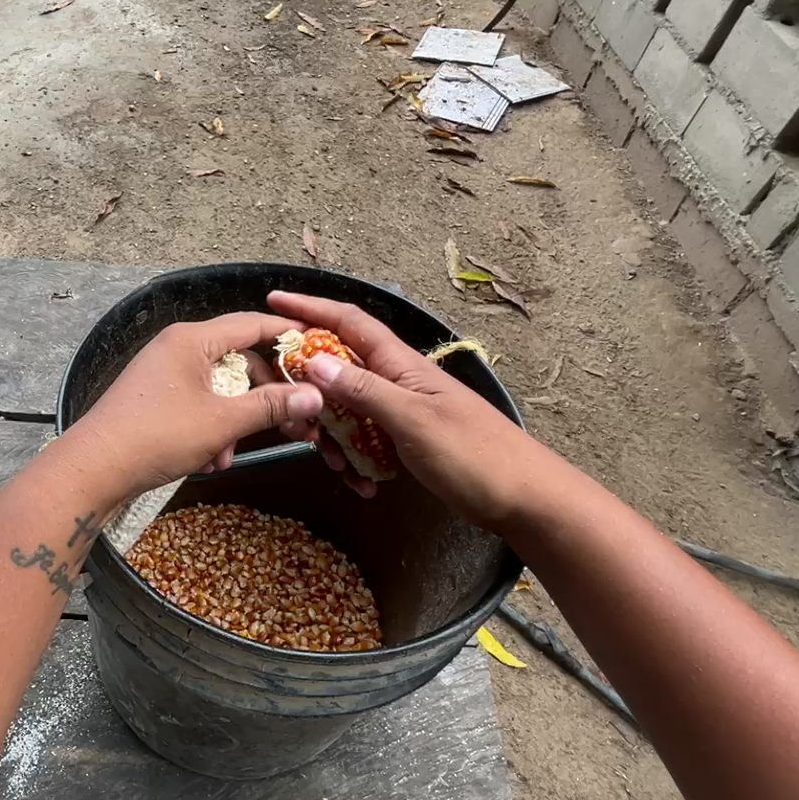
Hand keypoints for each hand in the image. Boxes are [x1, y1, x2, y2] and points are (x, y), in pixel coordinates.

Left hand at [62, 312, 324, 501]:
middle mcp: (177, 347)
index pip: (251, 323)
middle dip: (260, 396)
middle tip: (289, 422)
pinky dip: (208, 429)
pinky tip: (208, 460)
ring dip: (231, 422)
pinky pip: (195, 404)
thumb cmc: (158, 435)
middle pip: (237, 360)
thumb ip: (270, 406)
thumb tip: (314, 396)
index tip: (317, 344)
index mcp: (192, 339)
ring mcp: (163, 372)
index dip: (287, 333)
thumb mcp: (221, 422)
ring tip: (227, 456)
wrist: (94, 467)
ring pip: (217, 389)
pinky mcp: (154, 397)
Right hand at [267, 291, 553, 529]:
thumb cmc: (475, 455)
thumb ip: (363, 390)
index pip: (347, 322)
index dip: (310, 307)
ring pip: (344, 410)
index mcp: (400, 364)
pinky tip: (363, 484)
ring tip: (337, 467)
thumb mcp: (413, 421)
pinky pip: (363, 440)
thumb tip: (313, 360)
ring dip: (332, 437)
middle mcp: (395, 380)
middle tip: (294, 421)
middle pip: (335, 370)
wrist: (525, 500)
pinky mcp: (403, 440)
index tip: (273, 299)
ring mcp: (399, 411)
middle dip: (308, 393)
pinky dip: (356, 461)